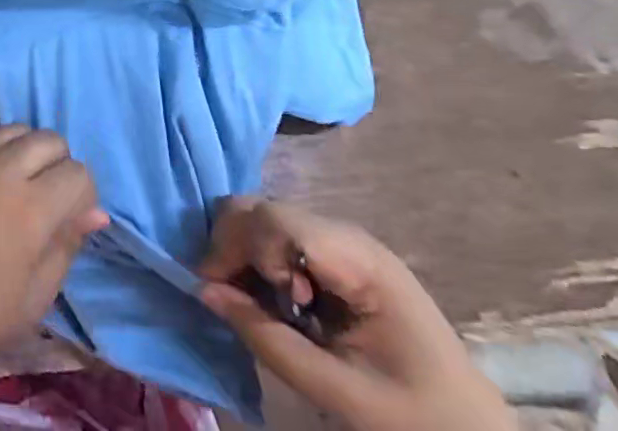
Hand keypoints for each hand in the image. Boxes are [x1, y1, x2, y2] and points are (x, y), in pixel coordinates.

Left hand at [0, 126, 108, 371]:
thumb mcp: (29, 302)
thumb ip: (65, 249)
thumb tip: (95, 213)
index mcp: (31, 207)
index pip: (79, 174)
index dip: (84, 199)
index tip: (70, 228)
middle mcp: (4, 170)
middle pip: (52, 140)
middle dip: (62, 168)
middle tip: (49, 209)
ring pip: (20, 130)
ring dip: (32, 153)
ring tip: (23, 193)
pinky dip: (5, 152)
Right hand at [197, 198, 515, 430]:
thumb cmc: (413, 415)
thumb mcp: (338, 391)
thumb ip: (268, 338)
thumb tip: (204, 290)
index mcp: (360, 262)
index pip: (277, 220)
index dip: (243, 248)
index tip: (225, 292)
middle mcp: (346, 236)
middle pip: (263, 208)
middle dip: (232, 244)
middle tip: (224, 293)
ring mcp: (340, 243)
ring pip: (263, 216)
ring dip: (241, 251)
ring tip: (247, 299)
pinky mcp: (333, 257)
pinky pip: (276, 236)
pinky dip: (256, 259)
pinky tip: (268, 297)